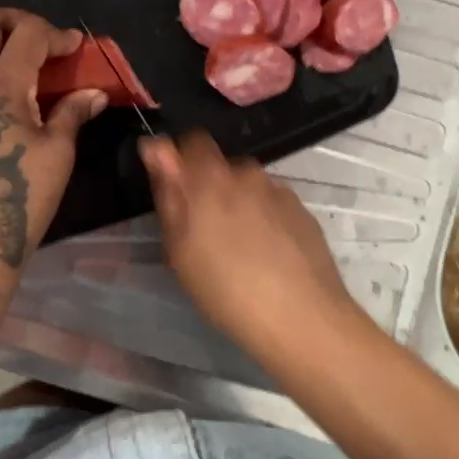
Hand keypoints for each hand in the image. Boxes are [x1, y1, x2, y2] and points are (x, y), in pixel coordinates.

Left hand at [0, 9, 108, 271]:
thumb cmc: (24, 194)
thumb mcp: (59, 151)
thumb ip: (73, 112)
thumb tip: (95, 92)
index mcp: (3, 84)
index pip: (29, 35)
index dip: (56, 34)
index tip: (73, 47)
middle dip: (17, 21)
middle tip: (40, 40)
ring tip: (7, 54)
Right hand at [140, 131, 364, 343]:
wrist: (300, 316)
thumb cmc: (224, 288)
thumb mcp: (179, 249)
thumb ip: (168, 194)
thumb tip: (157, 150)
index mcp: (209, 178)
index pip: (191, 142)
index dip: (179, 160)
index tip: (173, 188)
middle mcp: (245, 174)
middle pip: (219, 166)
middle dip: (207, 187)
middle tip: (202, 230)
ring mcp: (277, 191)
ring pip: (247, 186)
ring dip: (237, 204)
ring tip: (237, 247)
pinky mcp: (301, 210)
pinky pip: (271, 204)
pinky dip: (263, 219)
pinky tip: (265, 254)